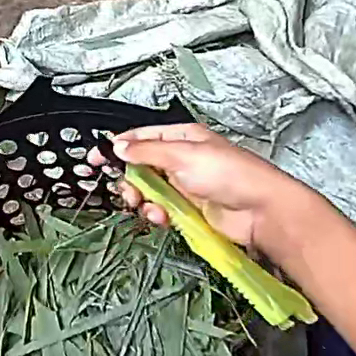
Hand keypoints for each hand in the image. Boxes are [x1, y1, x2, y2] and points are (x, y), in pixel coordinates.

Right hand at [93, 124, 319, 257]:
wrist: (259, 211)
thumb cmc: (231, 175)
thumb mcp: (183, 155)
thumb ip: (146, 152)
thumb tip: (119, 147)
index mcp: (181, 138)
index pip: (140, 138)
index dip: (116, 148)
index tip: (95, 159)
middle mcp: (181, 160)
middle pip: (139, 167)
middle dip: (129, 180)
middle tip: (128, 191)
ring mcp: (183, 185)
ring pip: (147, 191)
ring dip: (142, 200)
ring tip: (147, 206)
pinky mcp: (187, 209)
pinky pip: (159, 210)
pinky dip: (156, 214)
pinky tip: (162, 217)